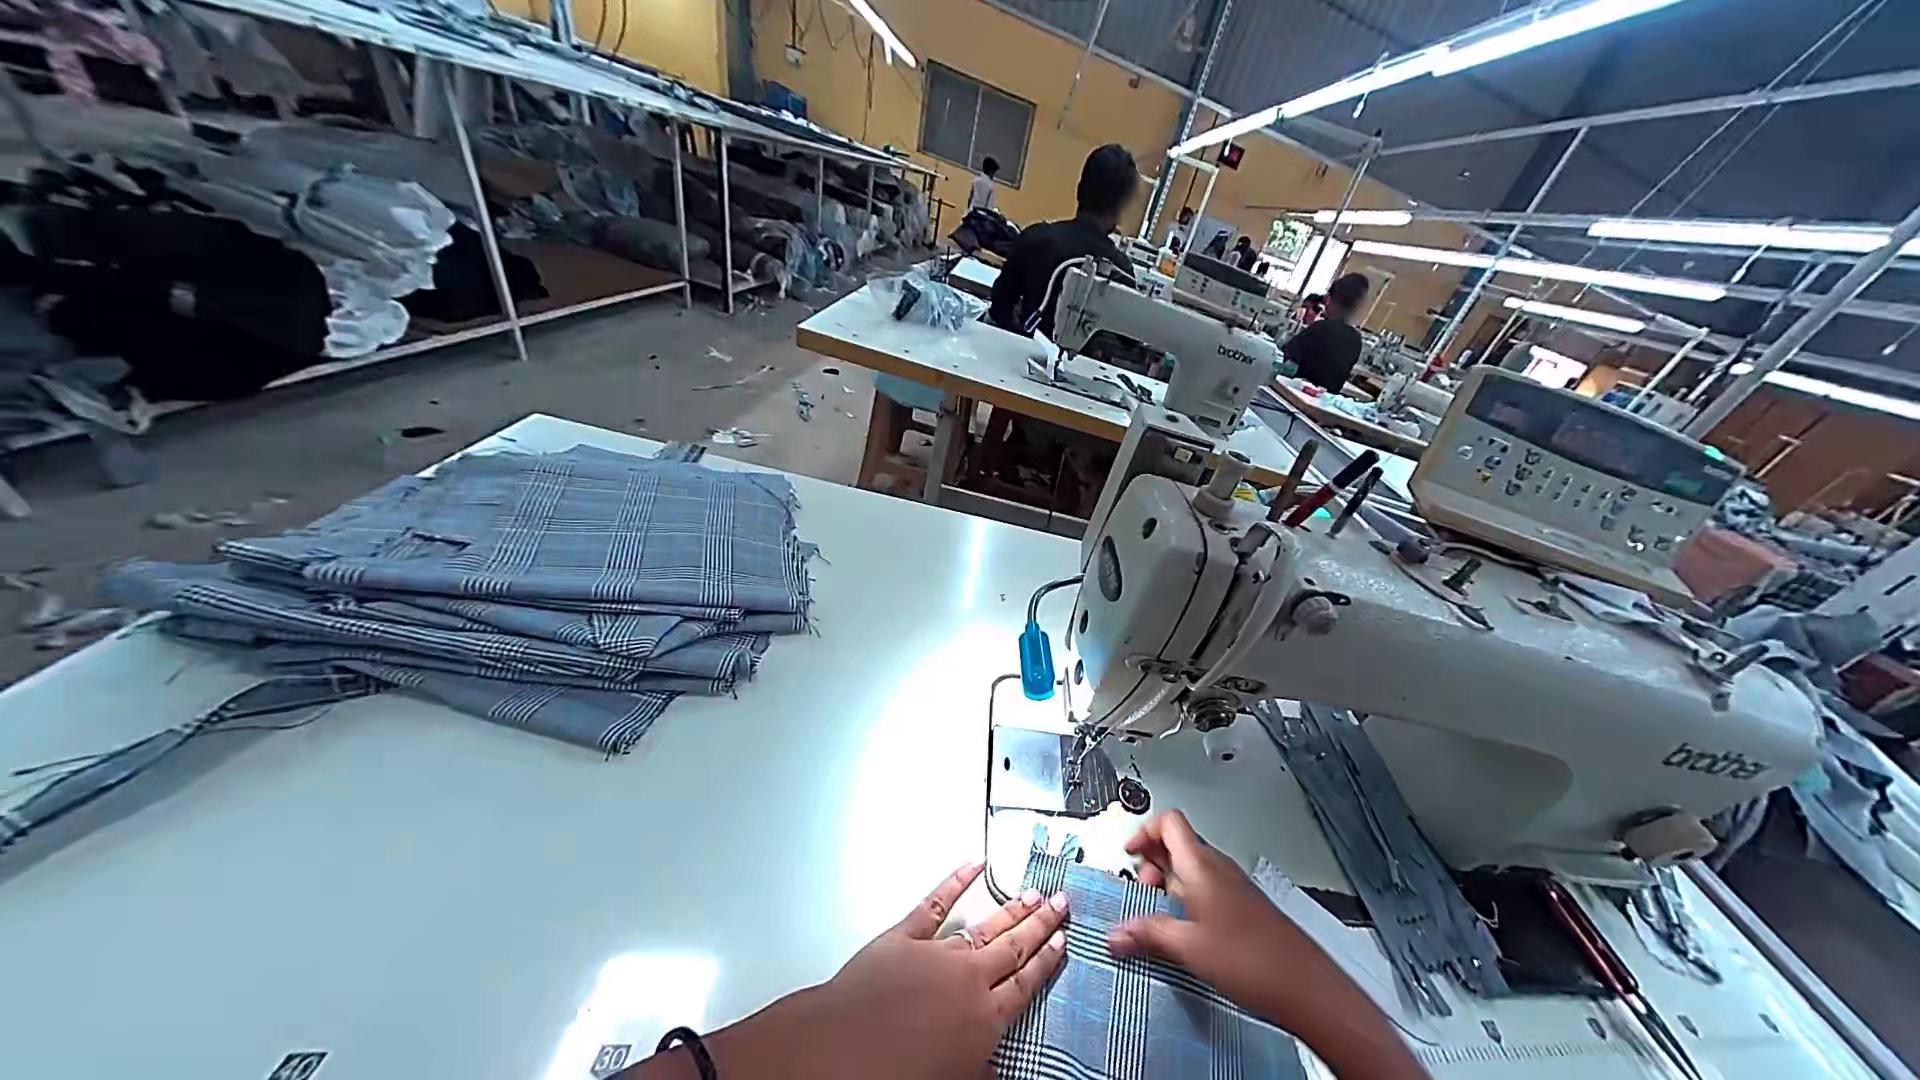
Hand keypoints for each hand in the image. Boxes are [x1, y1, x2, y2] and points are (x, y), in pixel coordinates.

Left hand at [666, 862, 1069, 1079]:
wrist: (840, 1057)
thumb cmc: (894, 1078)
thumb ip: (985, 1068)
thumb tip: (1007, 1070)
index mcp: (984, 1019)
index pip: (1027, 982)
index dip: (1048, 959)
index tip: (1064, 940)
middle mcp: (969, 980)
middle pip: (1015, 945)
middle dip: (1041, 923)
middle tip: (1061, 901)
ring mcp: (938, 952)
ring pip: (985, 924)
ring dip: (1012, 907)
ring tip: (1033, 891)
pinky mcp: (905, 935)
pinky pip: (935, 903)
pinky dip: (954, 882)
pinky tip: (971, 866)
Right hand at [1105, 811, 1427, 1079]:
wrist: (1309, 989)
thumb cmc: (1258, 961)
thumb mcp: (1188, 946)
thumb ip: (1148, 934)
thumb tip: (1118, 932)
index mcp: (1201, 864)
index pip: (1168, 821)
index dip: (1144, 831)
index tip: (1130, 851)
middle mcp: (1218, 867)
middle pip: (1176, 843)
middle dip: (1152, 863)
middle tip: (1142, 890)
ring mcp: (1233, 884)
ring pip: (1191, 866)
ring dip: (1169, 882)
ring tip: (1161, 913)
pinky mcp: (1243, 905)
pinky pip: (1207, 886)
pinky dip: (1189, 898)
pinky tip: (1188, 930)